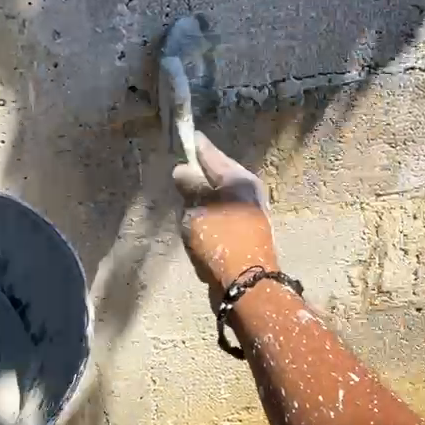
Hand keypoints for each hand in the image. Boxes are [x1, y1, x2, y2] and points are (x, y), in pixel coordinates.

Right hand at [172, 133, 278, 292]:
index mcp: (238, 178)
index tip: (179, 137)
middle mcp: (247, 191)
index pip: (210, 152)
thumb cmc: (220, 241)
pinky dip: (207, 217)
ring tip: (182, 202)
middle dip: (195, 175)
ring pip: (217, 197)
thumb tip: (183, 169)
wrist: (246, 288)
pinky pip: (221, 216)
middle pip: (215, 175)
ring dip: (200, 199)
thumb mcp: (197, 208)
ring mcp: (249, 213)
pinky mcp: (246, 233)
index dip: (192, 145)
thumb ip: (189, 185)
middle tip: (175, 174)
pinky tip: (195, 225)